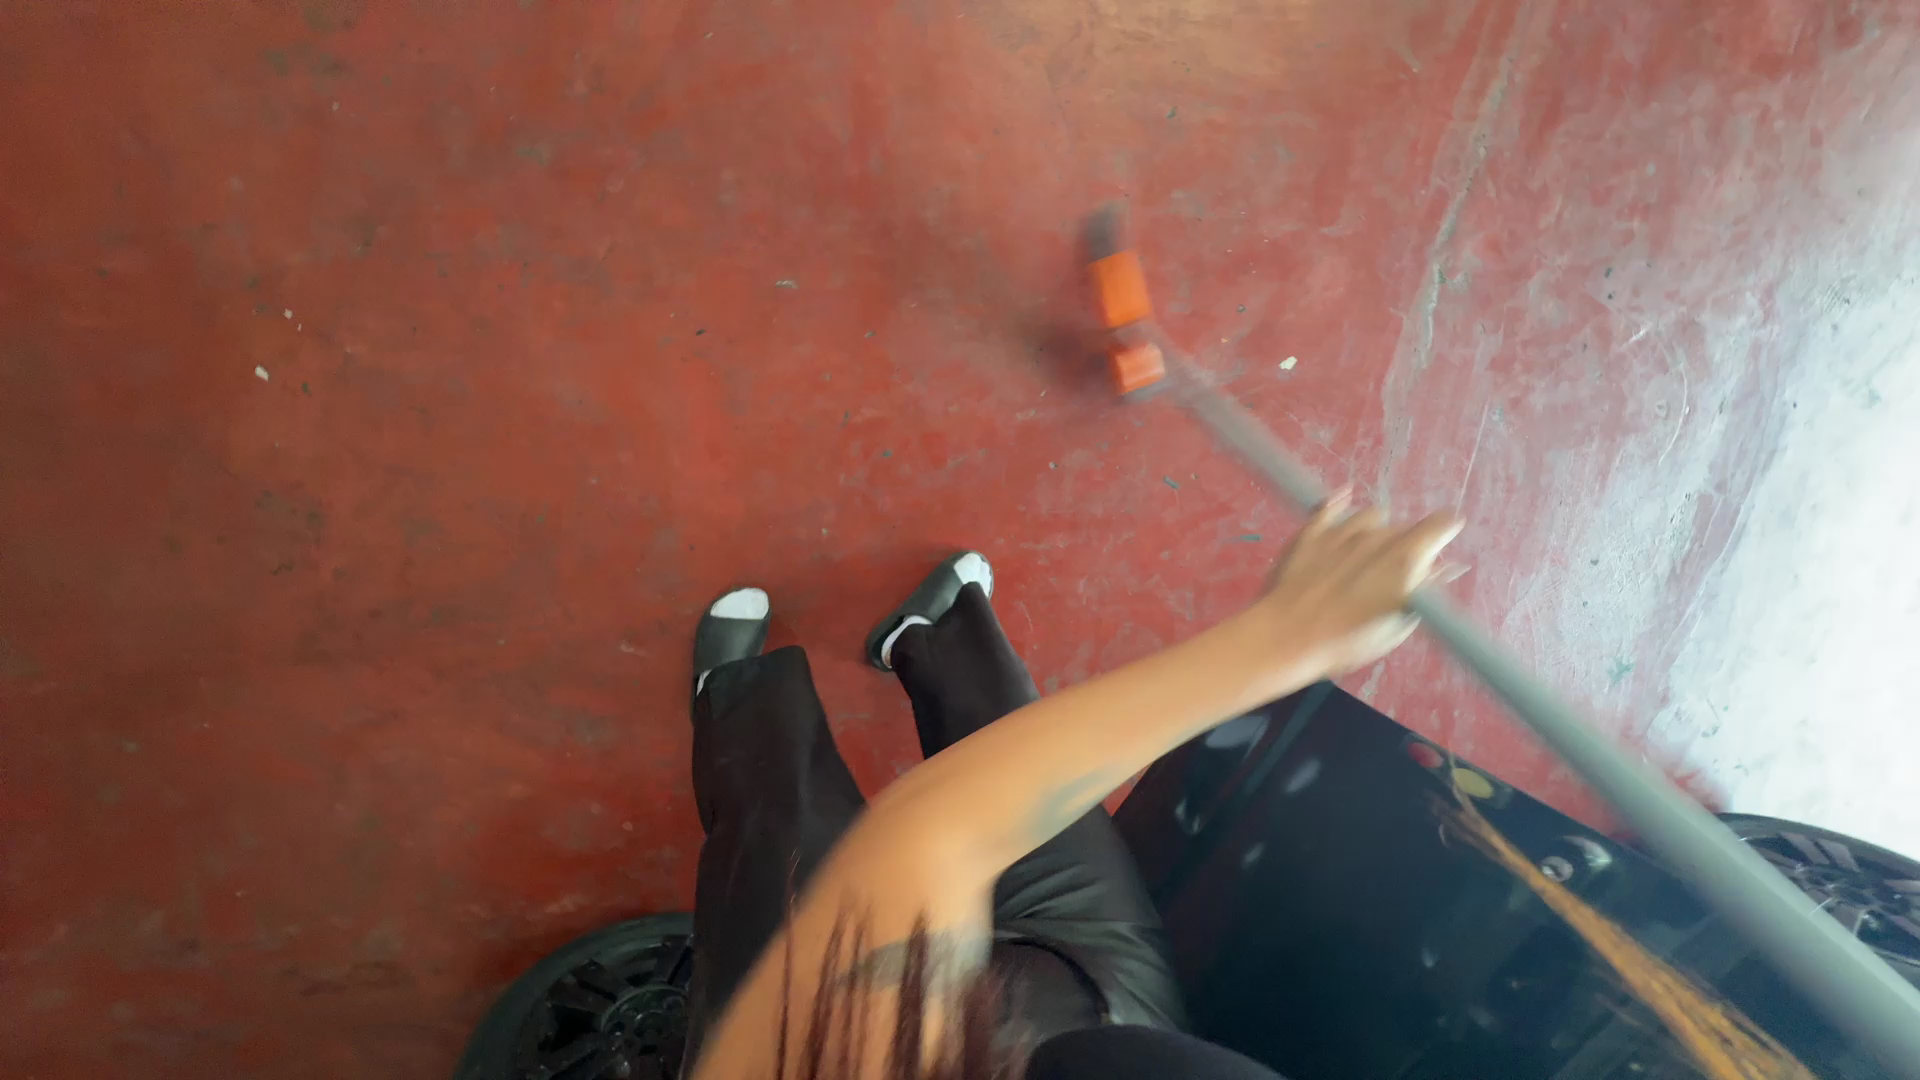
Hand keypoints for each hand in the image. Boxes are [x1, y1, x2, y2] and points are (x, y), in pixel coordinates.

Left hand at [1254, 488, 1462, 676]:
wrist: (1287, 634)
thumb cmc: (1347, 639)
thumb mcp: (1397, 623)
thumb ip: (1424, 590)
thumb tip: (1447, 567)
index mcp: (1405, 560)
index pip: (1438, 526)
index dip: (1444, 530)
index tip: (1447, 533)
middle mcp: (1375, 539)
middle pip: (1400, 529)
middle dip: (1403, 545)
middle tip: (1392, 571)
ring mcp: (1339, 532)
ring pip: (1368, 517)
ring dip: (1373, 530)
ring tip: (1364, 552)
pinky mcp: (1309, 533)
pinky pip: (1327, 507)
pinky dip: (1337, 502)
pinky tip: (1342, 497)